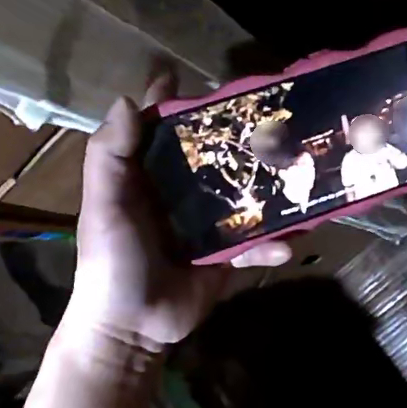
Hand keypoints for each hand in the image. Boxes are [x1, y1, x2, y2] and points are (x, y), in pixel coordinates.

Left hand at [63, 72, 291, 354]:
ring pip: (245, 199)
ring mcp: (208, 226)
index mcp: (147, 178)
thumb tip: (126, 98)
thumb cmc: (111, 261)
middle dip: (243, 143)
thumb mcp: (104, 206)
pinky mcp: (227, 257)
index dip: (178, 104)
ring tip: (302, 179)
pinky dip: (272, 246)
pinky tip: (287, 244)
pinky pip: (255, 245)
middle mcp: (181, 195)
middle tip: (277, 124)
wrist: (131, 328)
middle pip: (215, 159)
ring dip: (273, 193)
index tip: (204, 80)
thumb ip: (110, 156)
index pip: (163, 131)